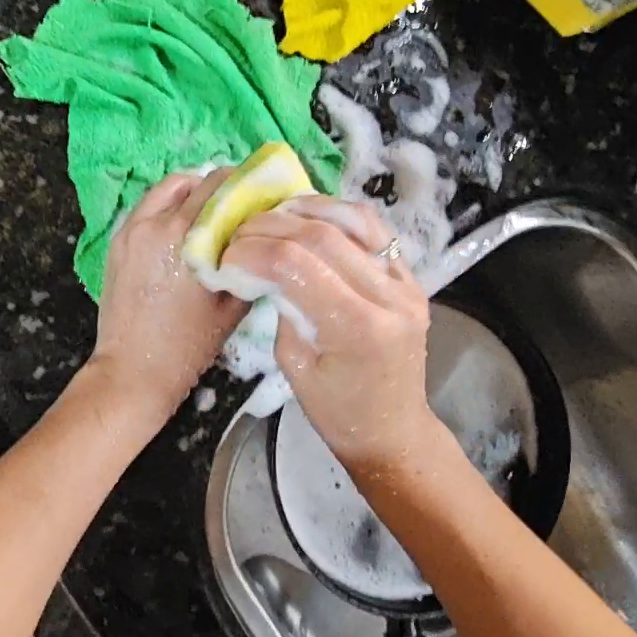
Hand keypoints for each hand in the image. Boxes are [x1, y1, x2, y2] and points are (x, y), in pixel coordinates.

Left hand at [89, 169, 250, 414]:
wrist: (134, 369)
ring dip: (188, 194)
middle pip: (190, 182)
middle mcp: (154, 224)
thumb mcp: (232, 306)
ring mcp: (129, 231)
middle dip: (216, 188)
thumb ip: (247, 264)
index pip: (218, 185)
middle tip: (235, 205)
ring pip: (163, 192)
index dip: (243, 184)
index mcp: (184, 235)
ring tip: (208, 217)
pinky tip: (182, 233)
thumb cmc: (187, 344)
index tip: (259, 195)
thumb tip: (260, 239)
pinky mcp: (116, 244)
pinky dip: (166, 210)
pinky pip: (146, 211)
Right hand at [220, 196, 444, 472]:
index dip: (253, 251)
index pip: (296, 264)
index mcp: (357, 327)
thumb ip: (283, 308)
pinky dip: (335, 213)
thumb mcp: (294, 365)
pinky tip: (307, 217)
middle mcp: (388, 296)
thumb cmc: (336, 410)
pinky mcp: (410, 275)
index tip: (226, 256)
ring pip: (351, 220)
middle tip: (237, 234)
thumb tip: (262, 266)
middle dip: (269, 227)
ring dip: (303, 209)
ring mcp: (406, 281)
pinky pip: (373, 228)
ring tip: (270, 216)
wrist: (392, 427)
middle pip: (321, 235)